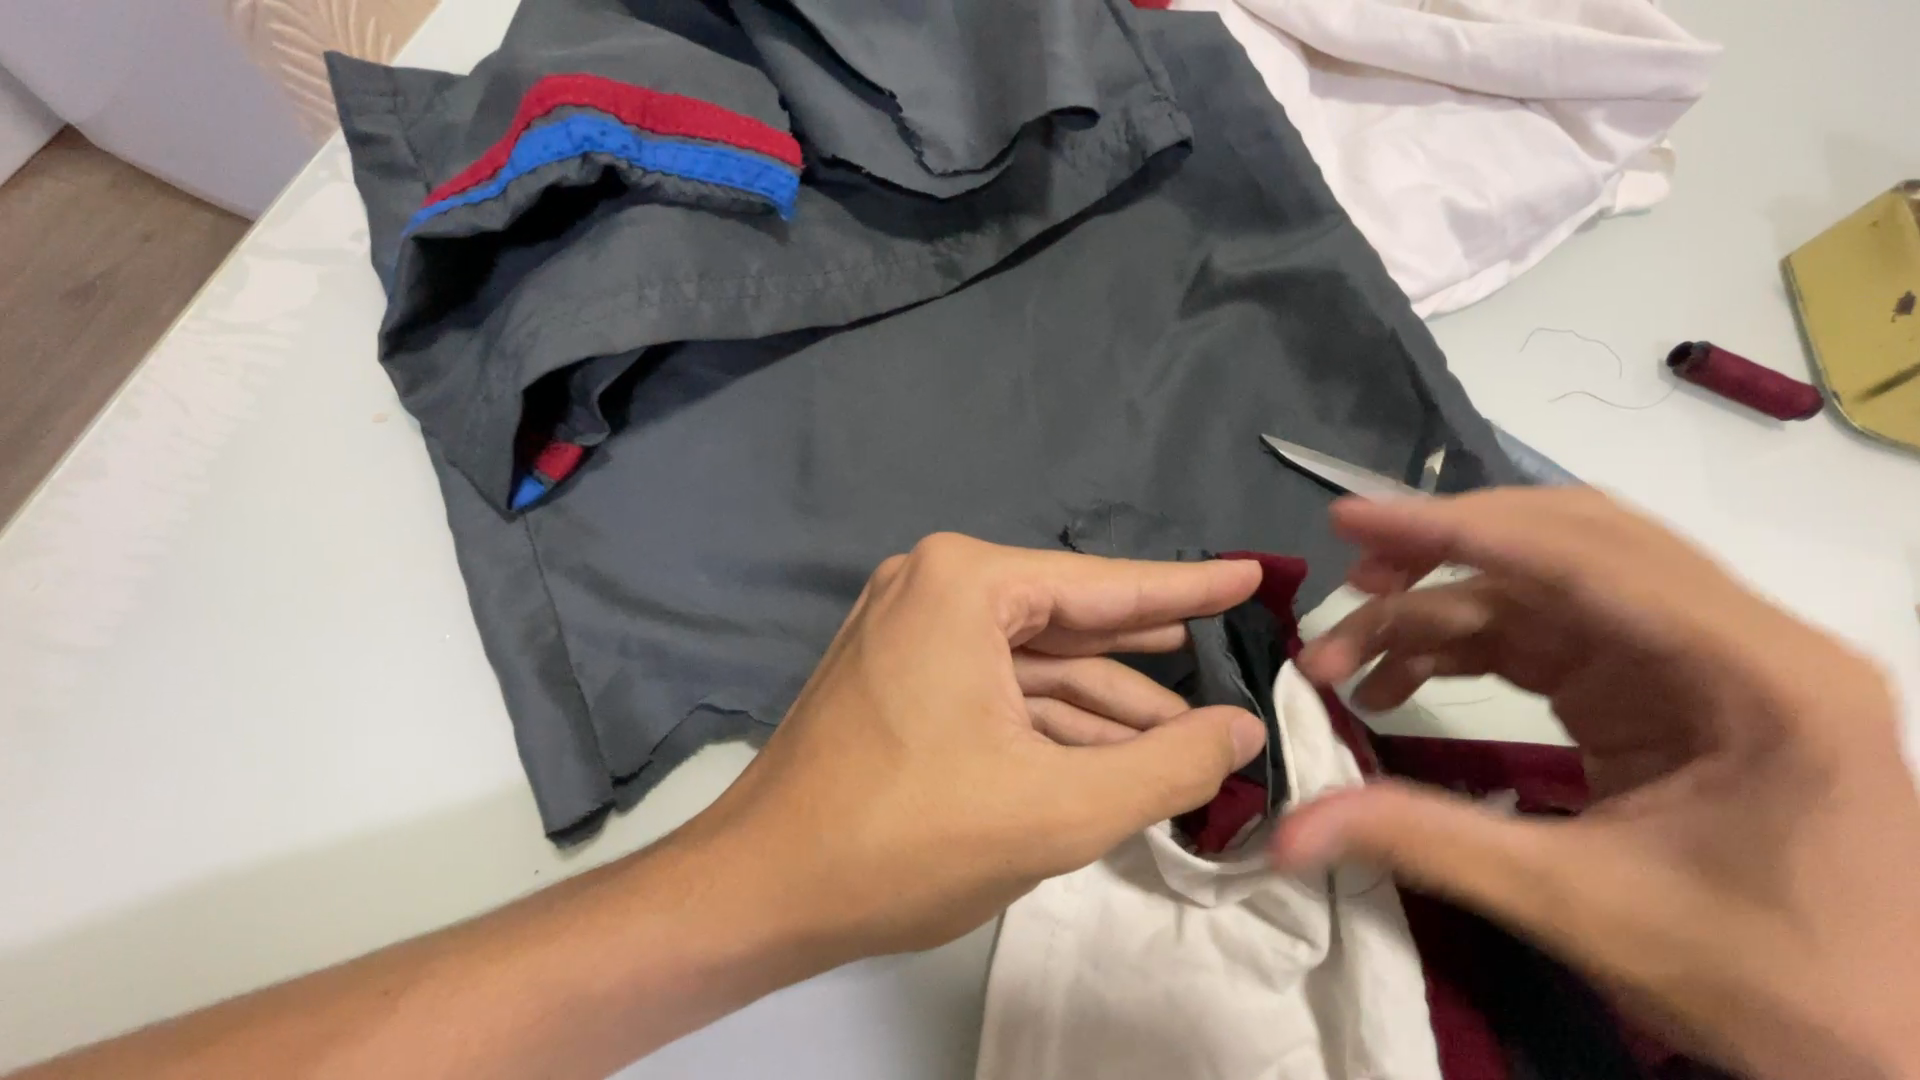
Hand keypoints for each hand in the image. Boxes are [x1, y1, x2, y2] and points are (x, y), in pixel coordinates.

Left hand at [8, 538, 1262, 1079]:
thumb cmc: (873, 836)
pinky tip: (1130, 769)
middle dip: (1163, 658)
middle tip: (1251, 676)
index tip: (1254, 570)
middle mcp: (941, 593)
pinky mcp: (915, 692)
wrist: (740, 891)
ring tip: (1201, 746)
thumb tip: (1233, 733)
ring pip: (1052, 673)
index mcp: (965, 588)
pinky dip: (1078, 737)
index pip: (1106, 581)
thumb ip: (1142, 764)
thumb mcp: (1032, 804)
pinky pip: (1024, 705)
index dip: (1187, 580)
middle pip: (1081, 628)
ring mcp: (926, 642)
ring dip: (1119, 714)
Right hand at [1273, 489, 1919, 1079]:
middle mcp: (1736, 638)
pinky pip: (1542, 634)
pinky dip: (1460, 647)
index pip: (1584, 558)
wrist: (1893, 1049)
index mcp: (1755, 673)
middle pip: (1566, 542)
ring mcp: (1698, 658)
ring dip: (1436, 608)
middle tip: (1347, 577)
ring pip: (1541, 586)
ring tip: (1342, 657)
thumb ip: (1426, 842)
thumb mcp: (1582, 907)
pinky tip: (1395, 684)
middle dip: (1441, 551)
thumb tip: (1287, 830)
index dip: (1454, 530)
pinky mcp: (1660, 688)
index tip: (1349, 523)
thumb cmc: (1773, 981)